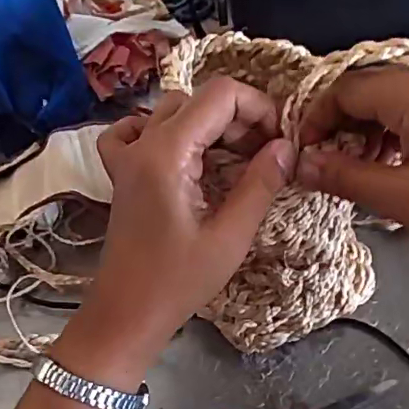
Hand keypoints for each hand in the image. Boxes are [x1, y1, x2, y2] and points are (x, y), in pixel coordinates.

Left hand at [50, 78, 294, 388]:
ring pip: (172, 111)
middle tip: (264, 157)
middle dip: (239, 120)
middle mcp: (142, 144)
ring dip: (208, 126)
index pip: (220, 95)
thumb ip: (260, 184)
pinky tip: (181, 156)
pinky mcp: (121, 175)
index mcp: (167, 153)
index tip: (279, 142)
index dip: (259, 108)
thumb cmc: (178, 282)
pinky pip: (135, 132)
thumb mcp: (230, 237)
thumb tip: (287, 146)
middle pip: (198, 100)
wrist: (126, 313)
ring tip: (232, 161)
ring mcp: (127, 158)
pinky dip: (162, 133)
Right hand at [295, 67, 408, 270]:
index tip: (305, 152)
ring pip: (403, 96)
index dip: (318, 118)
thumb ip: (344, 176)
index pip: (348, 88)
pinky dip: (406, 127)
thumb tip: (301, 164)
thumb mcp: (399, 198)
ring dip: (375, 126)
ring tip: (368, 167)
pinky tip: (404, 160)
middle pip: (376, 87)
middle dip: (346, 123)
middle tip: (334, 163)